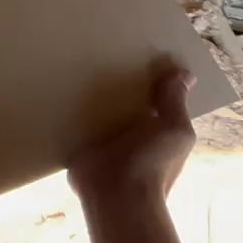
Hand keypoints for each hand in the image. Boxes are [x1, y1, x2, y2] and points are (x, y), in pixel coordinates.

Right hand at [69, 62, 196, 200]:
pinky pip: (77, 119)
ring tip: (74, 61)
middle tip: (100, 50)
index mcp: (160, 130)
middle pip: (127, 101)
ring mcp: (108, 138)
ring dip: (90, 93)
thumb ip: (174, 102)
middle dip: (118, 82)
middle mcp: (135, 133)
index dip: (152, 79)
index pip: (157, 99)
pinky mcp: (84, 141)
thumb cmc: (152, 161)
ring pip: (101, 108)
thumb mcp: (173, 129)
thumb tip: (186, 73)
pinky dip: (70, 107)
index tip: (139, 52)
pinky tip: (57, 85)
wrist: (116, 193)